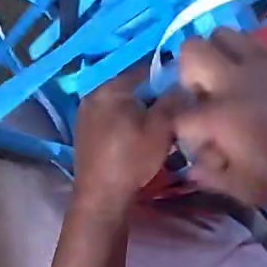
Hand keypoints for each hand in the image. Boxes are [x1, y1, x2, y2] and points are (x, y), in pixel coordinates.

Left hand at [70, 70, 175, 216]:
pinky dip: (124, 122)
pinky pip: (110, 118)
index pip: (143, 70)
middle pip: (130, 88)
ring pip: (120, 104)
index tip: (181, 89)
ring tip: (156, 126)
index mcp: (109, 88)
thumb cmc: (132, 158)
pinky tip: (136, 137)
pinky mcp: (84, 133)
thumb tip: (181, 84)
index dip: (165, 77)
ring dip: (138, 110)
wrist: (101, 196)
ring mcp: (84, 115)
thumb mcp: (161, 128)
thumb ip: (172, 100)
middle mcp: (92, 95)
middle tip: (172, 110)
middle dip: (151, 96)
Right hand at [171, 28, 266, 206]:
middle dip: (188, 73)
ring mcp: (256, 64)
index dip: (180, 130)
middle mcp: (233, 81)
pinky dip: (237, 54)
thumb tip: (192, 166)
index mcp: (220, 116)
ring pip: (219, 34)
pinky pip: (246, 40)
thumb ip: (210, 175)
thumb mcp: (243, 188)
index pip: (179, 114)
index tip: (194, 142)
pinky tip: (247, 81)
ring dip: (213, 55)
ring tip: (224, 84)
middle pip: (191, 50)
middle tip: (203, 98)